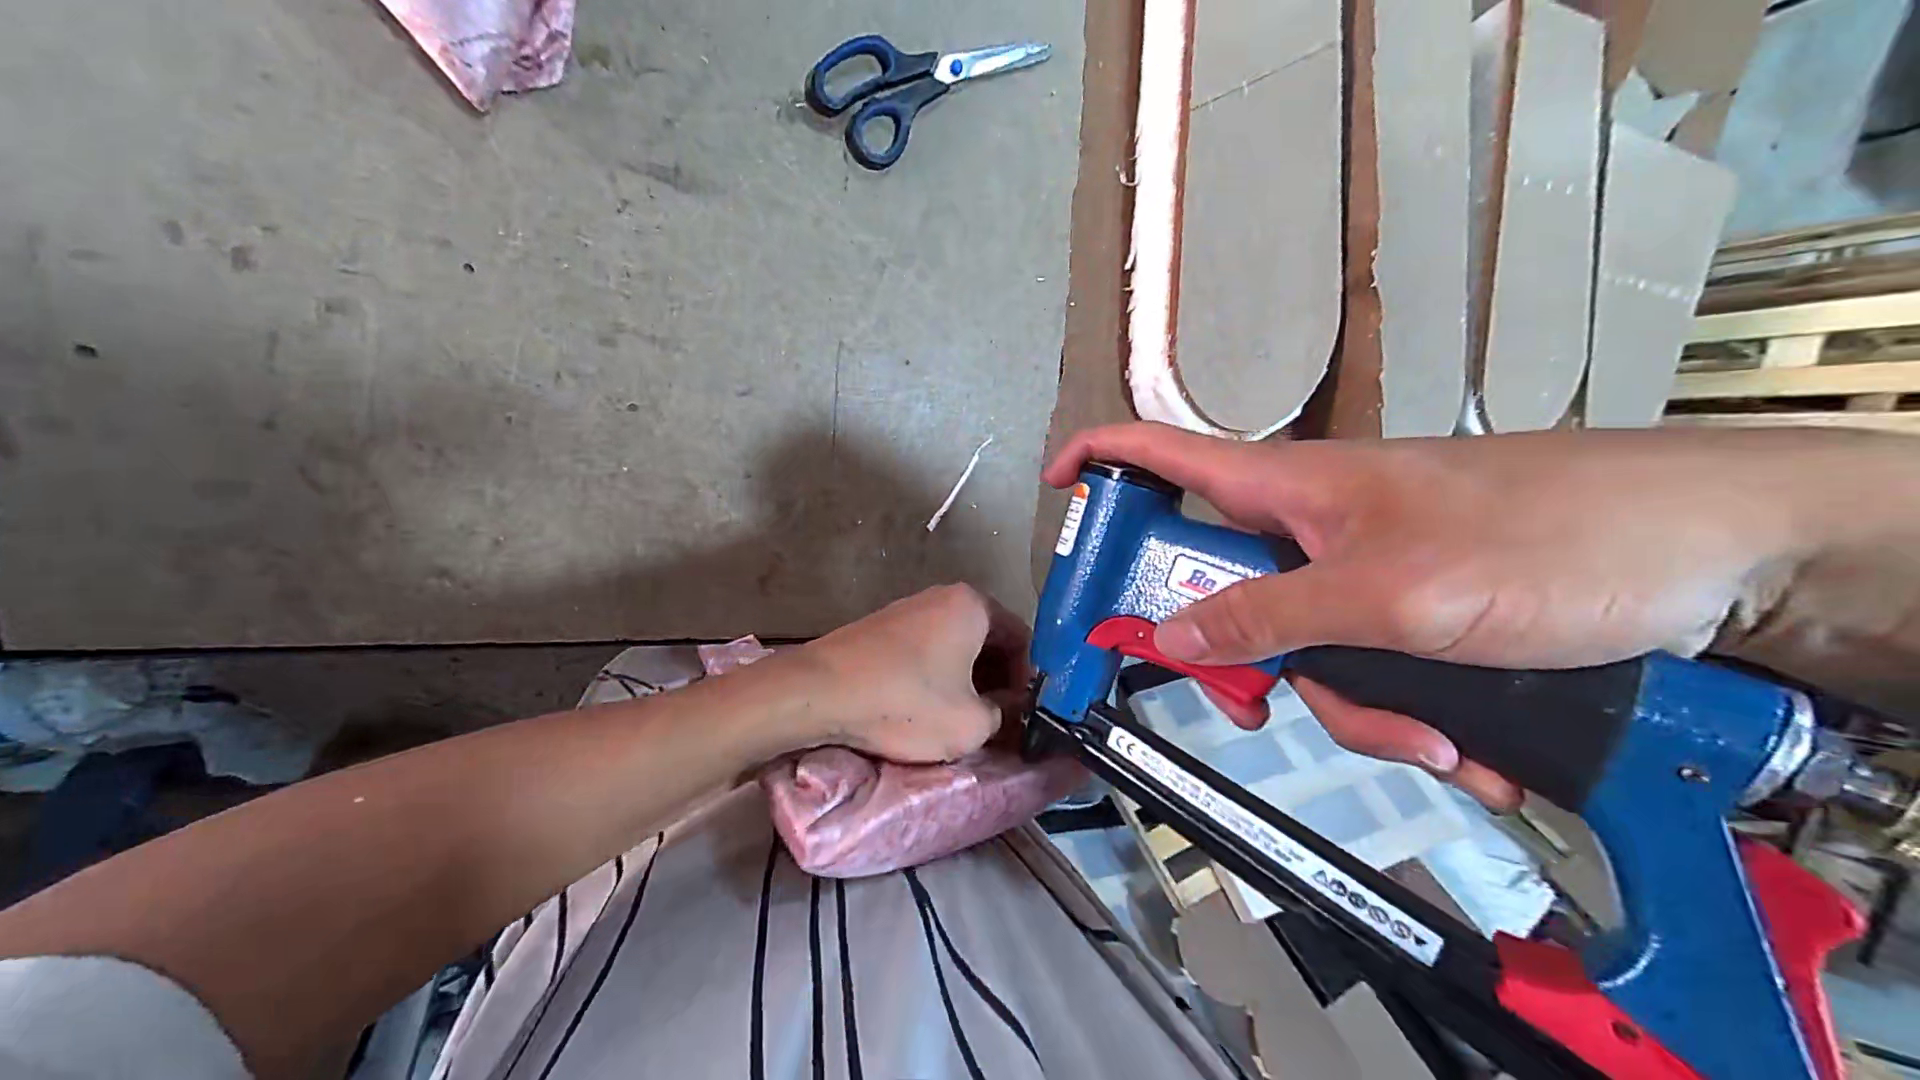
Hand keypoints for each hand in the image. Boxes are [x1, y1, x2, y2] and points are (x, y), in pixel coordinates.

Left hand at [796, 584, 1031, 763]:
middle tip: (998, 721)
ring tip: (964, 720)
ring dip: (968, 681)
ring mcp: (909, 609)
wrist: (817, 692)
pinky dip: (938, 676)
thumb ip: (1004, 715)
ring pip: (956, 647)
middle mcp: (944, 596)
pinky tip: (927, 708)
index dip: (1029, 681)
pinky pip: (927, 650)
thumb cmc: (904, 703)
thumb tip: (1009, 710)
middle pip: (989, 641)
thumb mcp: (970, 723)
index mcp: (974, 605)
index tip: (1024, 716)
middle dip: (998, 682)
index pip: (1023, 640)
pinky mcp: (883, 627)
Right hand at [1045, 423, 1826, 808]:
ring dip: (1347, 705)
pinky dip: (1398, 709)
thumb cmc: (1542, 541)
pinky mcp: (1400, 609)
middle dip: (1237, 659)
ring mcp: (1349, 571)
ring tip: (1433, 734)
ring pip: (1292, 646)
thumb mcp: (1388, 593)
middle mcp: (1302, 528)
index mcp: (1281, 489)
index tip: (1057, 487)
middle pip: (1214, 589)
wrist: (1712, 551)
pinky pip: (1356, 667)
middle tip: (1257, 705)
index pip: (1158, 450)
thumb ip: (1267, 616)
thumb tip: (1167, 640)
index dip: (1097, 458)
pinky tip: (1463, 737)